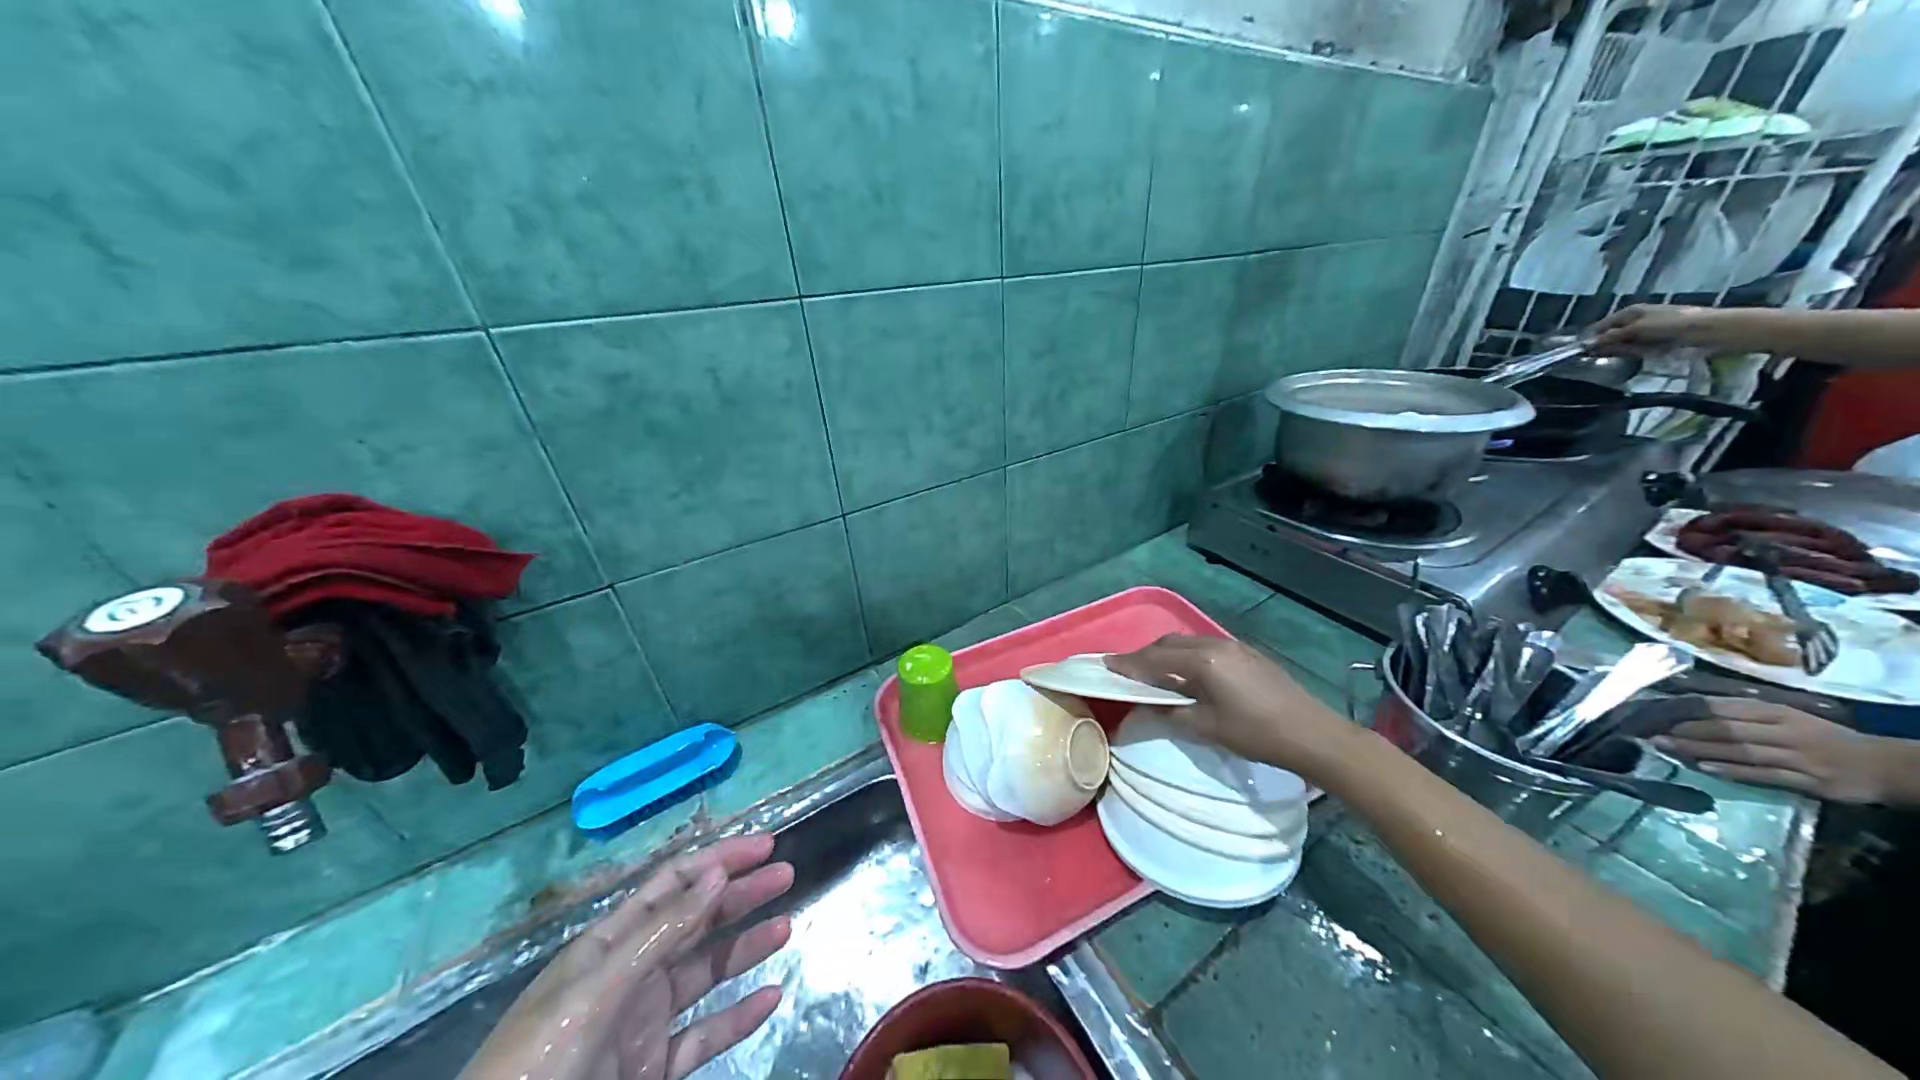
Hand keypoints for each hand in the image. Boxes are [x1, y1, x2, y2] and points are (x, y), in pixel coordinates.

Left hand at [459, 833, 794, 1079]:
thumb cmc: (538, 1061)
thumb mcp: (597, 990)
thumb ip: (660, 933)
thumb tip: (716, 874)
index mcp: (608, 944)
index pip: (673, 884)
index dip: (719, 859)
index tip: (766, 846)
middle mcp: (630, 973)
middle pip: (695, 921)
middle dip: (741, 895)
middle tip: (787, 876)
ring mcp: (641, 1022)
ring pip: (705, 974)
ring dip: (745, 949)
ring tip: (786, 928)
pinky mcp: (651, 1069)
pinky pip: (703, 1035)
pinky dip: (738, 1017)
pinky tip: (770, 999)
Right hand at [1105, 634, 1359, 776]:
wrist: (1312, 734)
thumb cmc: (1256, 733)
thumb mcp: (1207, 727)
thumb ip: (1170, 713)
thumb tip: (1145, 708)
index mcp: (1202, 661)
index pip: (1154, 658)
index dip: (1128, 664)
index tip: (1105, 666)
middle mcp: (1215, 644)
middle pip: (1169, 644)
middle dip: (1144, 655)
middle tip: (1125, 670)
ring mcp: (1234, 646)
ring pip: (1187, 643)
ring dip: (1166, 654)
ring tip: (1152, 672)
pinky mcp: (1247, 653)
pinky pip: (1204, 647)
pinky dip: (1186, 656)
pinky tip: (1185, 673)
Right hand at [1586, 304, 1716, 354]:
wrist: (1707, 329)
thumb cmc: (1670, 325)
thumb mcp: (1637, 329)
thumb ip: (1611, 336)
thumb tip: (1588, 344)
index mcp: (1630, 311)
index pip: (1602, 325)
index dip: (1593, 337)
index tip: (1583, 351)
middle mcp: (1637, 318)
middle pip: (1613, 334)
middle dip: (1608, 345)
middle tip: (1603, 356)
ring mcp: (1648, 329)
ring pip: (1625, 342)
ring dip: (1623, 350)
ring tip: (1626, 355)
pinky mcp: (1658, 338)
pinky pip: (1639, 347)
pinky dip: (1637, 352)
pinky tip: (1642, 354)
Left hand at [1653, 699, 1909, 803]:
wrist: (1882, 766)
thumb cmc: (1822, 737)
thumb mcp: (1786, 717)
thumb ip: (1744, 713)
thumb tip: (1692, 706)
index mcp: (1778, 712)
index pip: (1725, 708)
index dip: (1688, 710)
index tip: (1655, 711)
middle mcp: (1784, 732)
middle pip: (1725, 729)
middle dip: (1684, 730)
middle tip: (1648, 731)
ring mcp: (1796, 757)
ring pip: (1738, 751)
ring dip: (1698, 748)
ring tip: (1664, 746)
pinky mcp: (1807, 781)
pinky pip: (1763, 775)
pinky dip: (1732, 771)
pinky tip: (1703, 767)